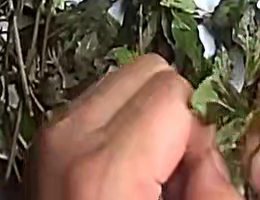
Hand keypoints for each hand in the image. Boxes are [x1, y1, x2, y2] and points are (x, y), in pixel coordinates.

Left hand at [35, 54, 236, 199]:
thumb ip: (214, 192)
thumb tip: (214, 160)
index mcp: (102, 167)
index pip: (176, 93)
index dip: (199, 137)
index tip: (197, 184)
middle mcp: (70, 135)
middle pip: (151, 71)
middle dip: (175, 116)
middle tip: (177, 178)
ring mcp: (52, 133)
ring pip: (127, 78)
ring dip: (149, 118)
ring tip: (148, 179)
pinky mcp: (45, 139)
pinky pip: (103, 98)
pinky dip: (123, 124)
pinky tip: (123, 177)